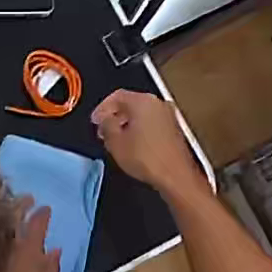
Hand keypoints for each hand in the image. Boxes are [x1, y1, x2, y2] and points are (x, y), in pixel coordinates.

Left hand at [0, 196, 60, 271]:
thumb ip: (52, 267)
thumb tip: (55, 252)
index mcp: (31, 248)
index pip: (38, 222)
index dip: (42, 213)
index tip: (45, 207)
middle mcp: (12, 244)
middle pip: (16, 216)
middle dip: (22, 204)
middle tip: (27, 198)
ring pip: (4, 225)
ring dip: (9, 215)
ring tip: (14, 209)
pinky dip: (0, 230)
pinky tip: (1, 231)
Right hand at [92, 89, 206, 197]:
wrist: (175, 175)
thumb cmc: (150, 160)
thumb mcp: (115, 142)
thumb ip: (105, 125)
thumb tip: (105, 121)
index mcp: (142, 101)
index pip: (117, 96)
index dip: (102, 108)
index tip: (96, 119)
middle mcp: (158, 104)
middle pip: (131, 104)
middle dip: (115, 117)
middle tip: (105, 130)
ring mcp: (169, 116)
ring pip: (143, 115)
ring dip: (128, 125)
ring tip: (118, 141)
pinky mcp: (174, 130)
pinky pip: (153, 125)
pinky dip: (142, 131)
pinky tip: (135, 146)